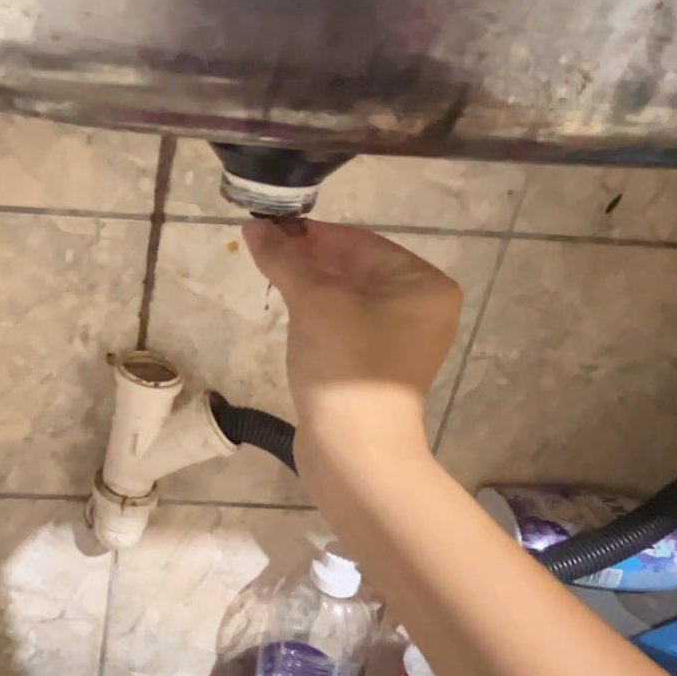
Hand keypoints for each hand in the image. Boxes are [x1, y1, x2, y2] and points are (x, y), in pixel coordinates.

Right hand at [242, 220, 462, 431]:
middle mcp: (421, 308)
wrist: (354, 449)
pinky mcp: (379, 364)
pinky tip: (290, 310)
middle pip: (356, 267)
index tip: (269, 228)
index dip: (311, 232)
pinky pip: (348, 322)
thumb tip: (253, 226)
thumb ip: (283, 259)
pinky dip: (319, 311)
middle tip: (264, 251)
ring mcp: (403, 339)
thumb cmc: (344, 363)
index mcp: (423, 285)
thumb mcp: (312, 301)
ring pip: (349, 295)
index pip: (360, 242)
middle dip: (309, 257)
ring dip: (310, 283)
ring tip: (271, 276)